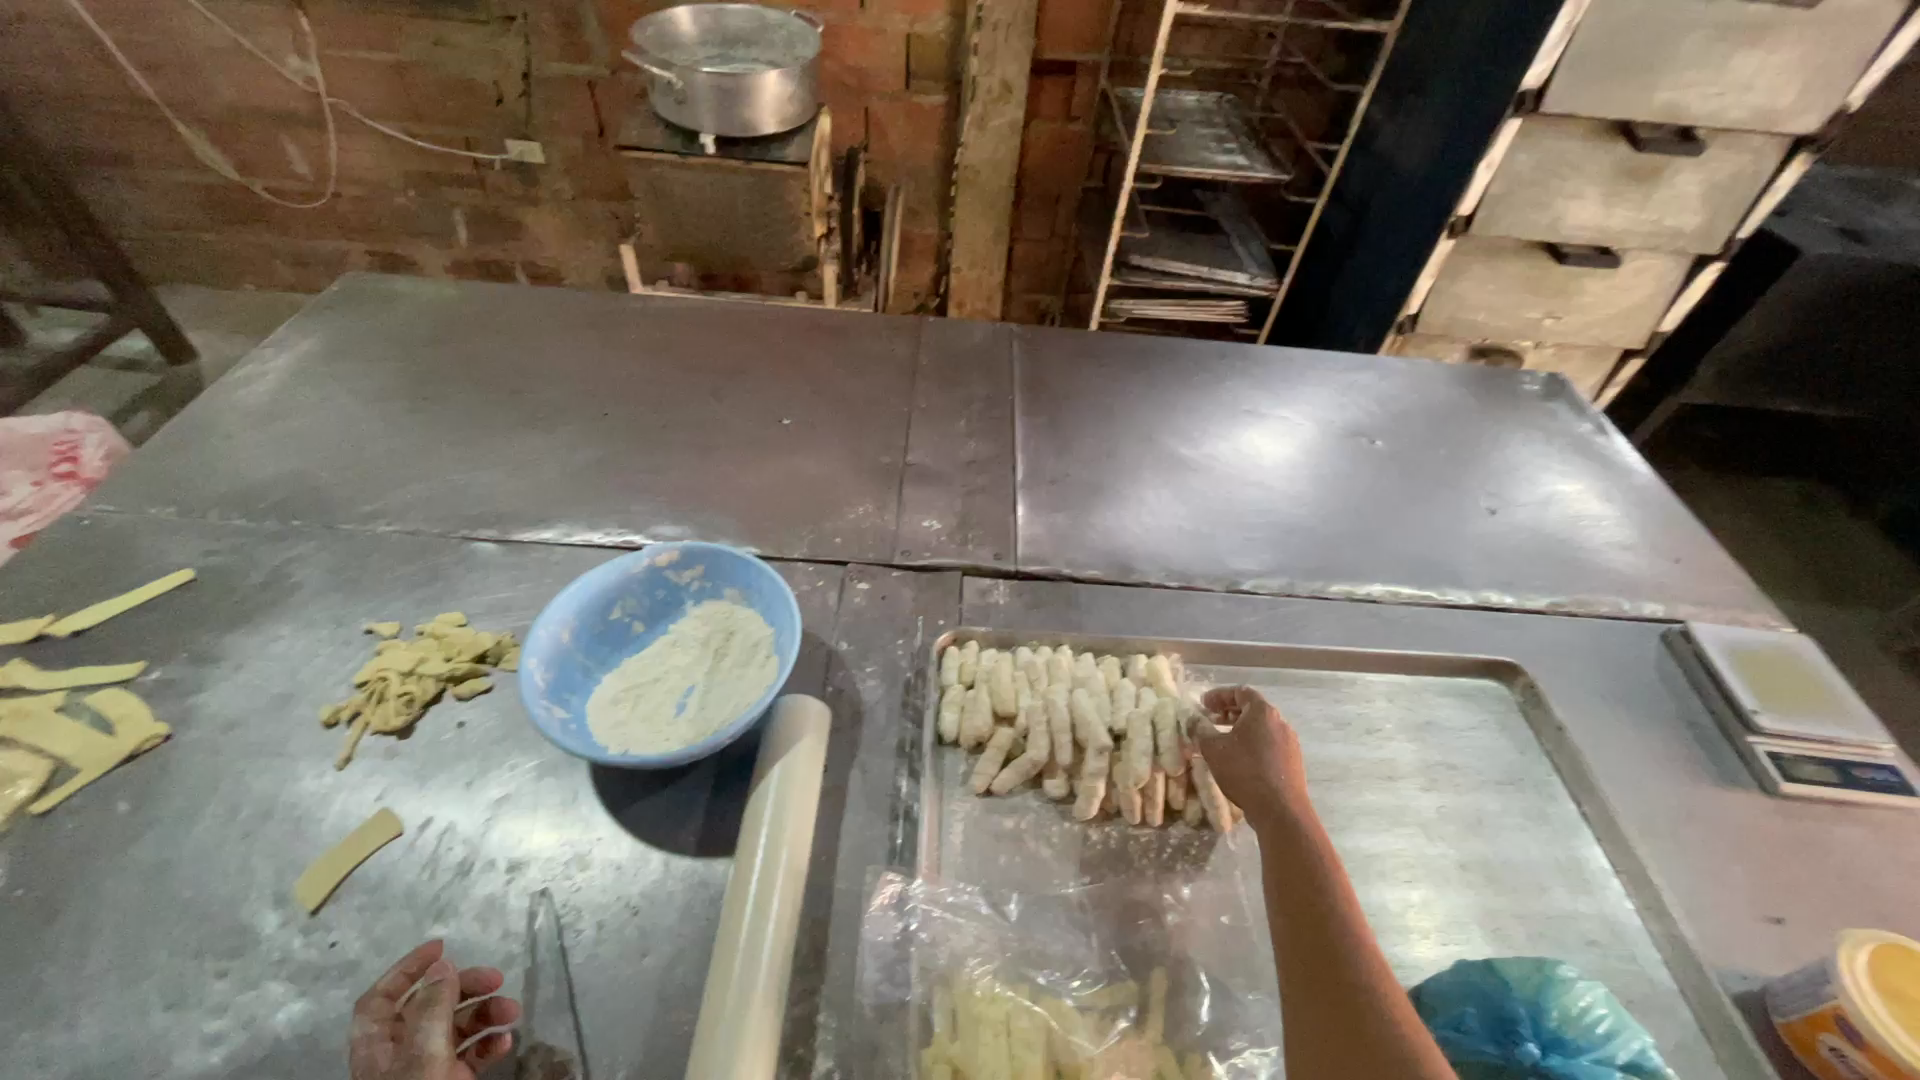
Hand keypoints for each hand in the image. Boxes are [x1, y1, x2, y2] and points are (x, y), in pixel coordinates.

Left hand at [349, 939, 519, 1079]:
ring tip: (512, 1013)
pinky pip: (472, 1054)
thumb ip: (432, 1009)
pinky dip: (490, 1044)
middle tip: (497, 979)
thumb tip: (441, 963)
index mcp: (379, 1047)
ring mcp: (427, 1070)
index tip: (442, 945)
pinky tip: (504, 1044)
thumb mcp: (423, 1056)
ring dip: (486, 1013)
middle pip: (428, 1006)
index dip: (405, 970)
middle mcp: (401, 1054)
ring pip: (456, 1027)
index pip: (381, 1000)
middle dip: (465, 987)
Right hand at [1192, 686, 1311, 832]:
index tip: (1203, 704)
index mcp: (1262, 712)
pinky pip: (1269, 744)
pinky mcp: (1292, 761)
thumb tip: (1193, 719)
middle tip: (1211, 720)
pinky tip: (1240, 760)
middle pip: (1253, 709)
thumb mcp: (1213, 749)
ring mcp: (1289, 743)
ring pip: (1261, 728)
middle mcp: (1280, 723)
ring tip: (1223, 741)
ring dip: (1241, 729)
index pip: (1240, 692)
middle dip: (1229, 712)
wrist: (1280, 810)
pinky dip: (1253, 744)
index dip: (1219, 695)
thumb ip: (1200, 729)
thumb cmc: (1244, 772)